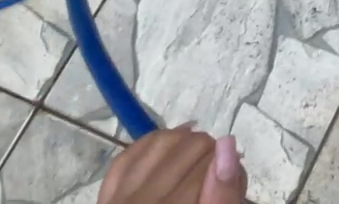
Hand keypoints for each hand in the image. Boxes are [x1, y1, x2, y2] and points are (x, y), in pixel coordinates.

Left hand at [98, 128, 245, 203]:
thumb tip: (226, 142)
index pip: (211, 162)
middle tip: (218, 183)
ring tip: (198, 165)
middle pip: (190, 146)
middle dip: (212, 155)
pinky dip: (151, 146)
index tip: (234, 190)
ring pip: (160, 142)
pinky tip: (170, 153)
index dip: (232, 172)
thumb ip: (224, 196)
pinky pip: (127, 158)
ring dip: (186, 143)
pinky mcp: (104, 203)